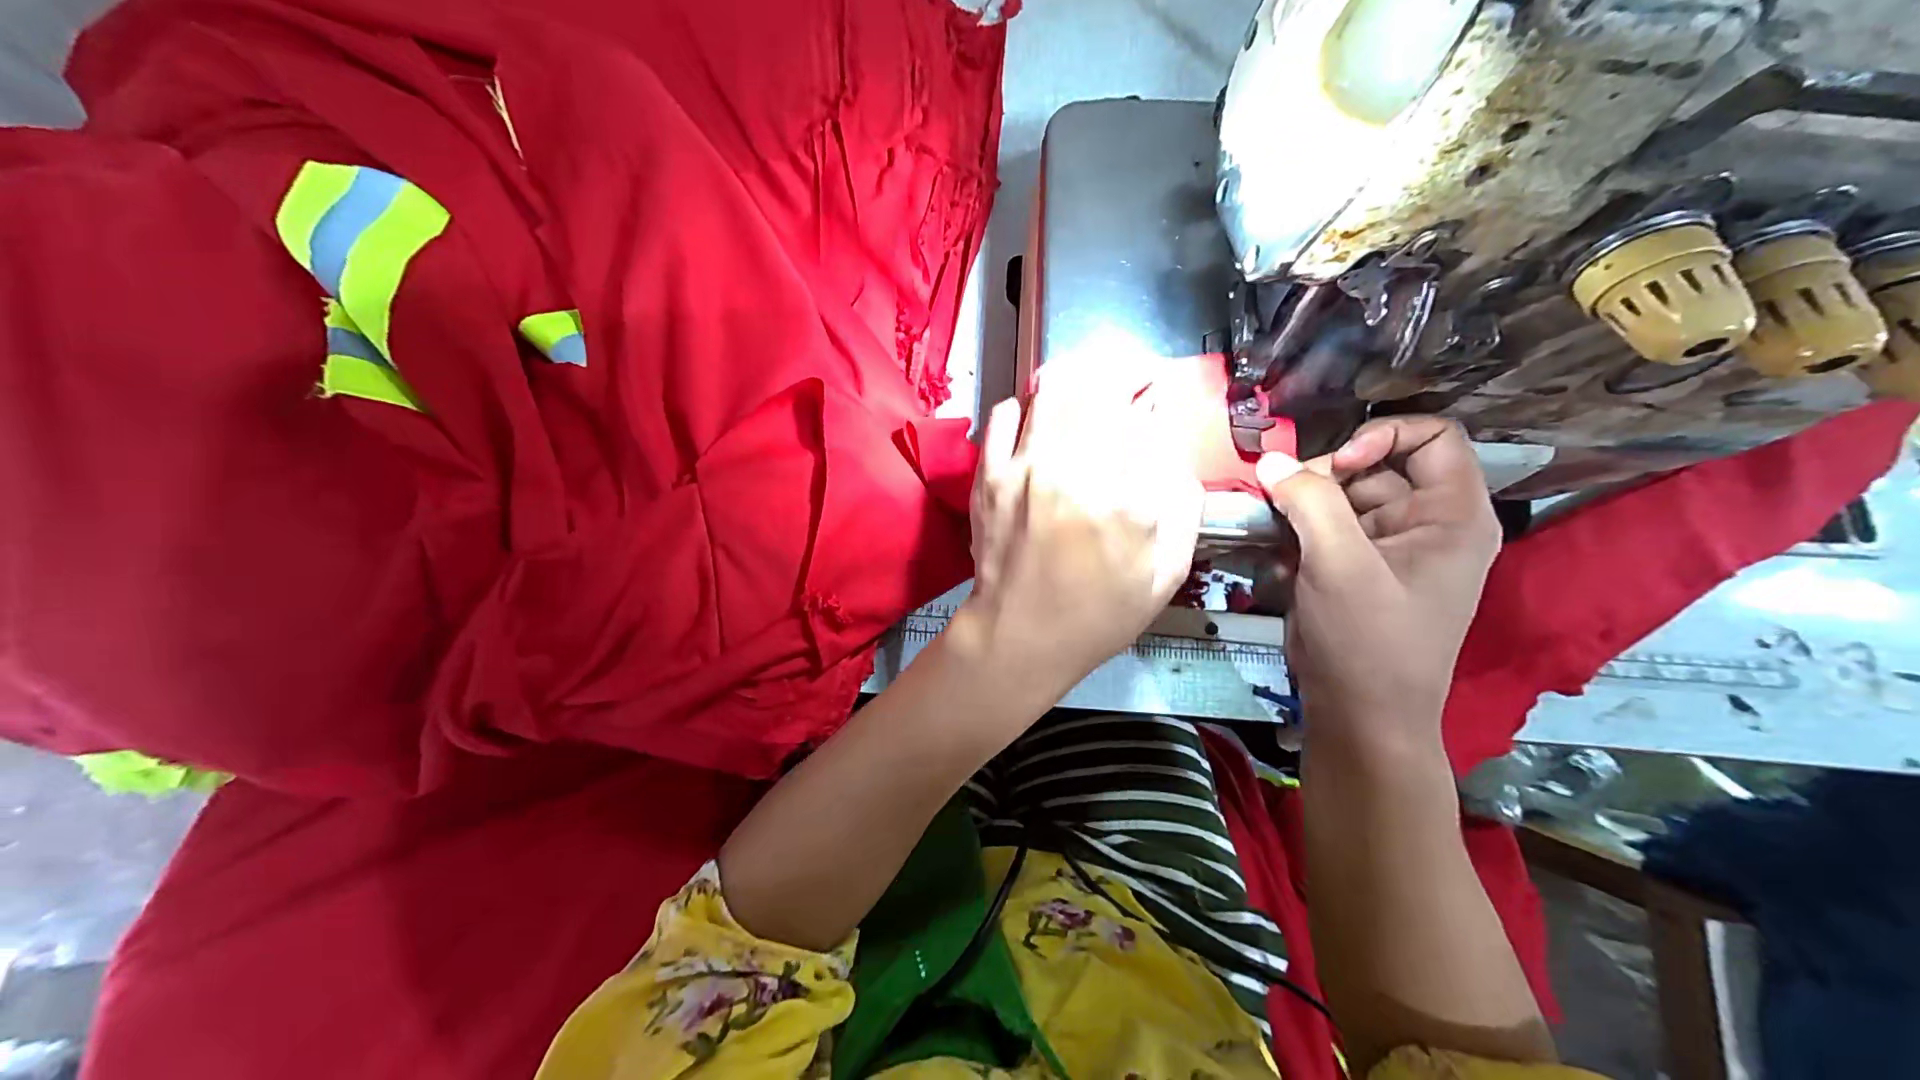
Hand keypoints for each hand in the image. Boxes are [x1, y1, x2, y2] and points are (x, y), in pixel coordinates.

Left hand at [953, 356, 1205, 707]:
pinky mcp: (988, 475)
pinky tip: (1040, 422)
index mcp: (1128, 504)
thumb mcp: (1168, 573)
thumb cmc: (1100, 612)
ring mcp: (1024, 471)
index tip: (1154, 403)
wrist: (1020, 635)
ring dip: (1077, 378)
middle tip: (1129, 378)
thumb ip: (1183, 505)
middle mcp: (1075, 476)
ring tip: (1088, 388)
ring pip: (1053, 388)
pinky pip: (1005, 413)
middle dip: (1122, 371)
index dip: (1155, 403)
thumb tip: (1171, 448)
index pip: (1149, 421)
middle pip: (1101, 386)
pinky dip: (1027, 406)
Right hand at [1256, 416, 1499, 749]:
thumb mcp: (1340, 565)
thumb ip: (1308, 502)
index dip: (1381, 437)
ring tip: (1274, 527)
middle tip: (1285, 502)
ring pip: (1342, 497)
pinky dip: (1299, 533)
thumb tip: (1269, 461)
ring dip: (1303, 506)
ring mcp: (1388, 549)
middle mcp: (1426, 524)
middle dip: (1325, 476)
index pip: (1433, 436)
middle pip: (1376, 465)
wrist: (1359, 717)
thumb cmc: (1368, 642)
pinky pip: (1326, 529)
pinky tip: (1280, 556)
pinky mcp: (1355, 570)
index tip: (1336, 468)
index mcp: (1452, 516)